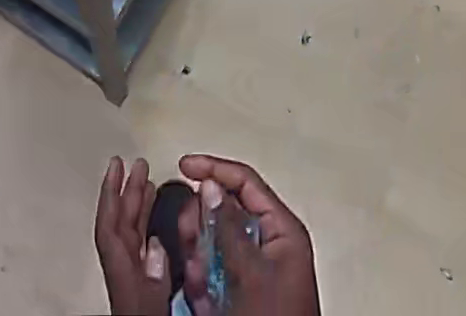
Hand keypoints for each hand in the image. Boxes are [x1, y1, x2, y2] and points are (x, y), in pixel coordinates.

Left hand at [95, 156, 172, 315]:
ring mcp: (134, 280)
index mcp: (121, 275)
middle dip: (128, 190)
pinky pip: (145, 248)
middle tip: (137, 163)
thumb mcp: (149, 308)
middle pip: (121, 224)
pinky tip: (157, 219)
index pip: (108, 226)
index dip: (110, 192)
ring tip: (147, 179)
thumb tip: (156, 246)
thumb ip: (154, 279)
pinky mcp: (146, 290)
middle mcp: (125, 273)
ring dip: (139, 204)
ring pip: (133, 233)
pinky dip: (149, 227)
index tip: (115, 164)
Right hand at [178, 155, 318, 315]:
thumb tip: (209, 186)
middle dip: (202, 224)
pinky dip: (202, 280)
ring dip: (200, 255)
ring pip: (213, 240)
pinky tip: (202, 299)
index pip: (245, 181)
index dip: (214, 168)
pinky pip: (212, 270)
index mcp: (281, 229)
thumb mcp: (252, 274)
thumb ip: (229, 227)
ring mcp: (252, 267)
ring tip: (200, 280)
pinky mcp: (239, 289)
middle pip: (225, 209)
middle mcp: (268, 242)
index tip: (184, 166)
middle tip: (191, 241)